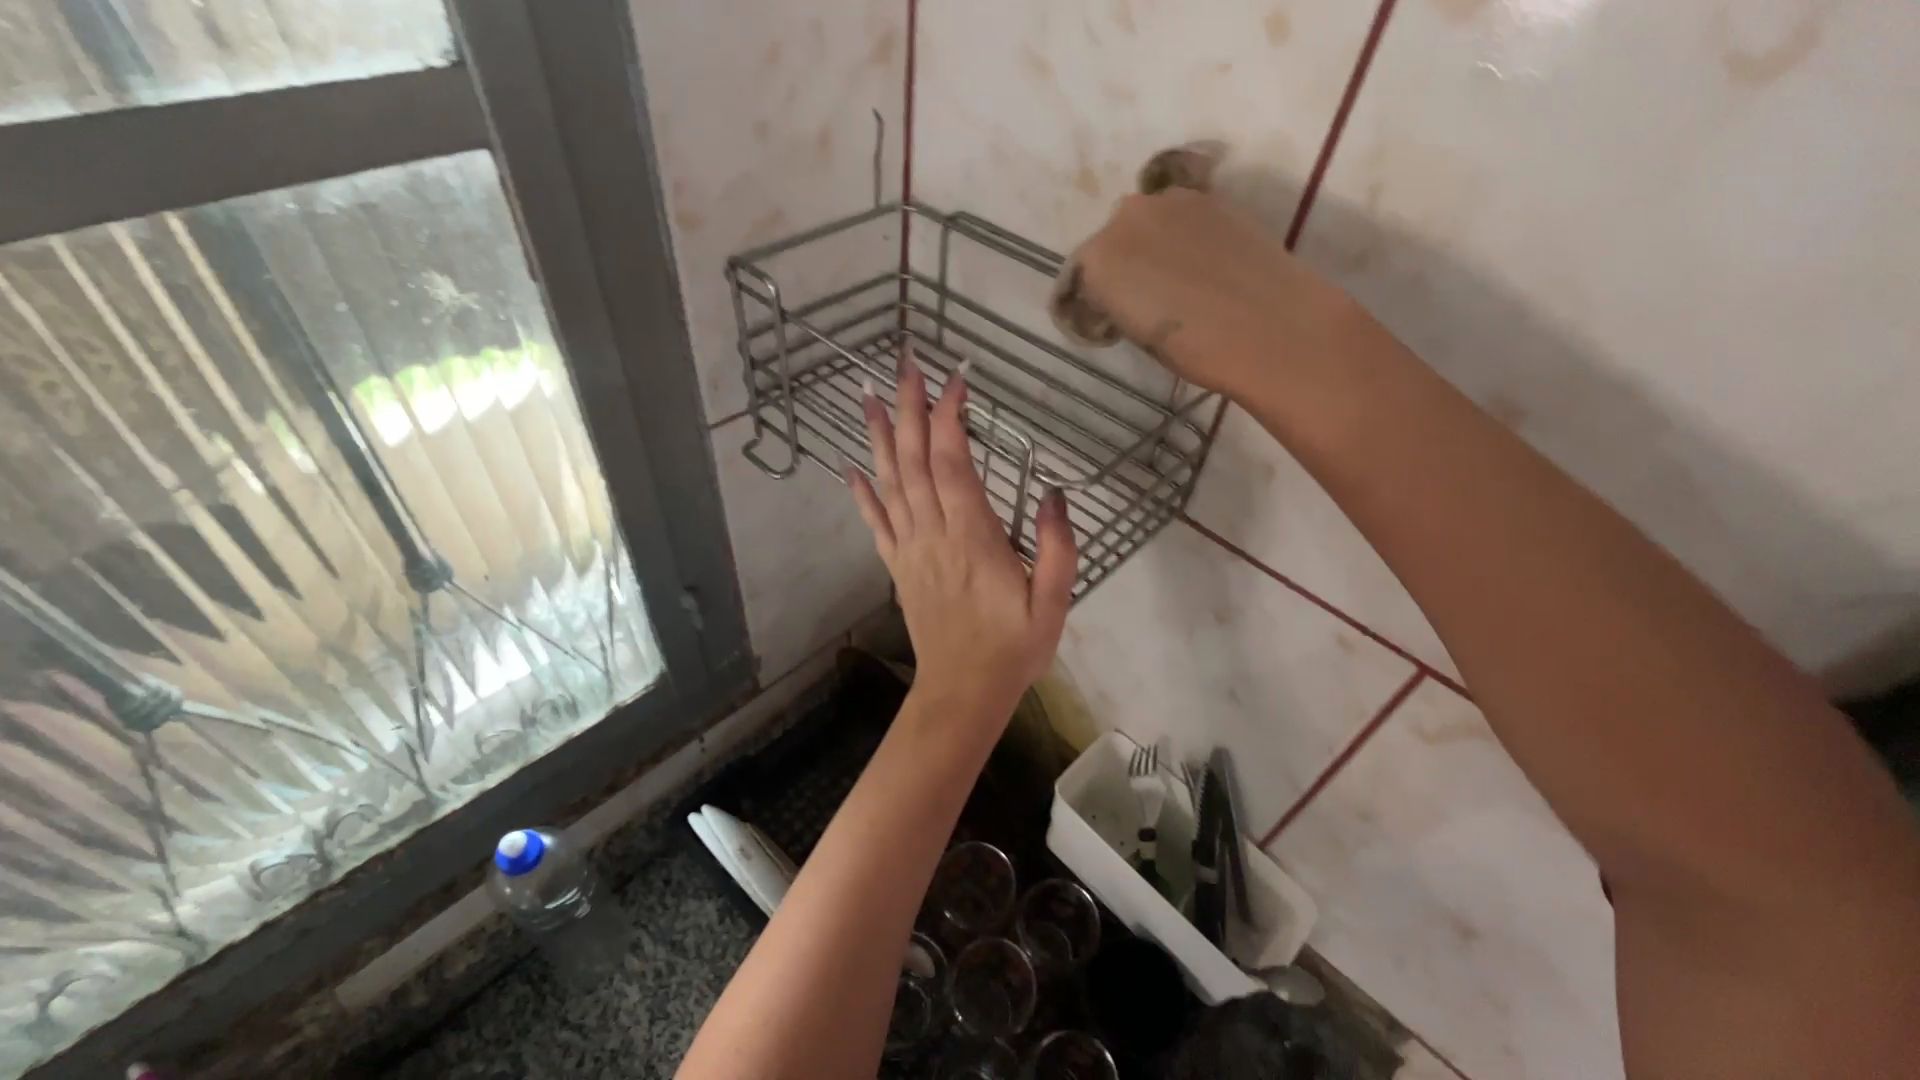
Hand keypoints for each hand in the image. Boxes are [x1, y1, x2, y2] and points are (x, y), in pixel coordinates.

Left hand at [846, 355, 1076, 717]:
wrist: (964, 692)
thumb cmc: (1014, 647)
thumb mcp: (1054, 604)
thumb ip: (1058, 549)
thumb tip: (1055, 495)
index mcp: (973, 537)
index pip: (953, 462)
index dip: (949, 416)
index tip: (955, 378)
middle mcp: (933, 534)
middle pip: (914, 460)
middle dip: (909, 408)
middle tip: (905, 363)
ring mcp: (910, 549)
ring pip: (890, 483)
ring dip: (879, 436)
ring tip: (869, 395)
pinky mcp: (898, 567)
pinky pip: (876, 522)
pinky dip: (862, 491)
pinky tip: (850, 465)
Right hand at [1071, 188, 1367, 403]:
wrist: (1271, 325)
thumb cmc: (1196, 349)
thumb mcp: (1139, 335)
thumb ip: (1121, 303)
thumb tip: (1129, 294)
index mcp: (1097, 260)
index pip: (1081, 278)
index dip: (1097, 299)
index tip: (1113, 319)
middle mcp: (1126, 217)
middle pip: (1113, 239)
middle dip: (1124, 263)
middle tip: (1148, 297)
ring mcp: (1172, 201)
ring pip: (1150, 223)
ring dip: (1156, 244)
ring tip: (1181, 278)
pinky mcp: (1213, 198)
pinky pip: (1185, 217)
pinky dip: (1188, 236)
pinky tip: (1208, 265)